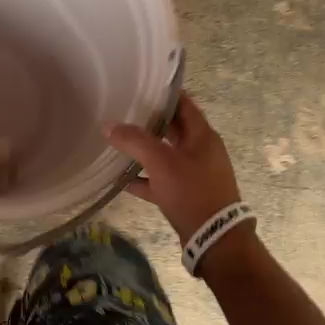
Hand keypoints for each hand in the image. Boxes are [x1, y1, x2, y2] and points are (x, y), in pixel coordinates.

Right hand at [107, 93, 244, 240]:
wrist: (215, 239)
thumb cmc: (192, 191)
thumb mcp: (161, 162)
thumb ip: (135, 141)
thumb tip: (109, 125)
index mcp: (202, 136)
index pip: (184, 104)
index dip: (165, 93)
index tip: (142, 85)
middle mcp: (202, 151)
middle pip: (175, 129)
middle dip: (151, 121)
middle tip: (126, 111)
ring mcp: (197, 174)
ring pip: (168, 155)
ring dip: (147, 150)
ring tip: (121, 143)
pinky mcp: (190, 195)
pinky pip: (164, 180)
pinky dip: (147, 178)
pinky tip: (125, 181)